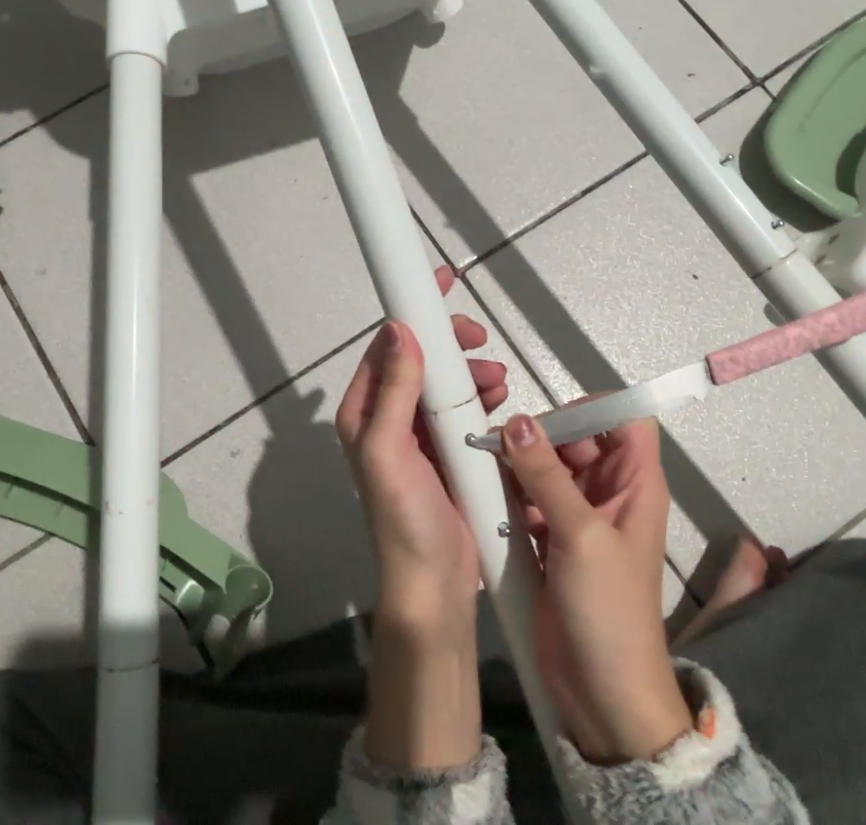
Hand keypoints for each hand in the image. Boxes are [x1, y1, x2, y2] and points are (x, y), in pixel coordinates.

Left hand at [335, 266, 509, 770]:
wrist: (434, 584)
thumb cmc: (404, 520)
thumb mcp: (389, 453)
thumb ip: (394, 393)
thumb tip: (399, 331)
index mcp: (365, 412)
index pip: (386, 345)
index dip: (412, 310)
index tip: (440, 281)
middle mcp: (388, 418)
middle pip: (419, 358)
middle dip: (450, 344)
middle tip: (479, 340)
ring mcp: (419, 436)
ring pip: (446, 382)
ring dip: (471, 373)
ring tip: (497, 380)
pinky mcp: (447, 453)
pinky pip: (465, 410)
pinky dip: (482, 399)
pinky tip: (500, 403)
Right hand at [500, 413, 692, 763]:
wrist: (602, 691)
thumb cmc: (608, 609)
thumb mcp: (580, 536)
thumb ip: (547, 476)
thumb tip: (518, 421)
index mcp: (635, 485)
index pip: (625, 422)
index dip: (593, 408)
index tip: (546, 415)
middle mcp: (609, 494)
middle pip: (579, 441)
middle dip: (541, 435)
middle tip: (497, 439)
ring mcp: (578, 520)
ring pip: (549, 470)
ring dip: (520, 465)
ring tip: (483, 462)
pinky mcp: (551, 543)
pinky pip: (530, 502)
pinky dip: (510, 495)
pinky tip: (484, 495)